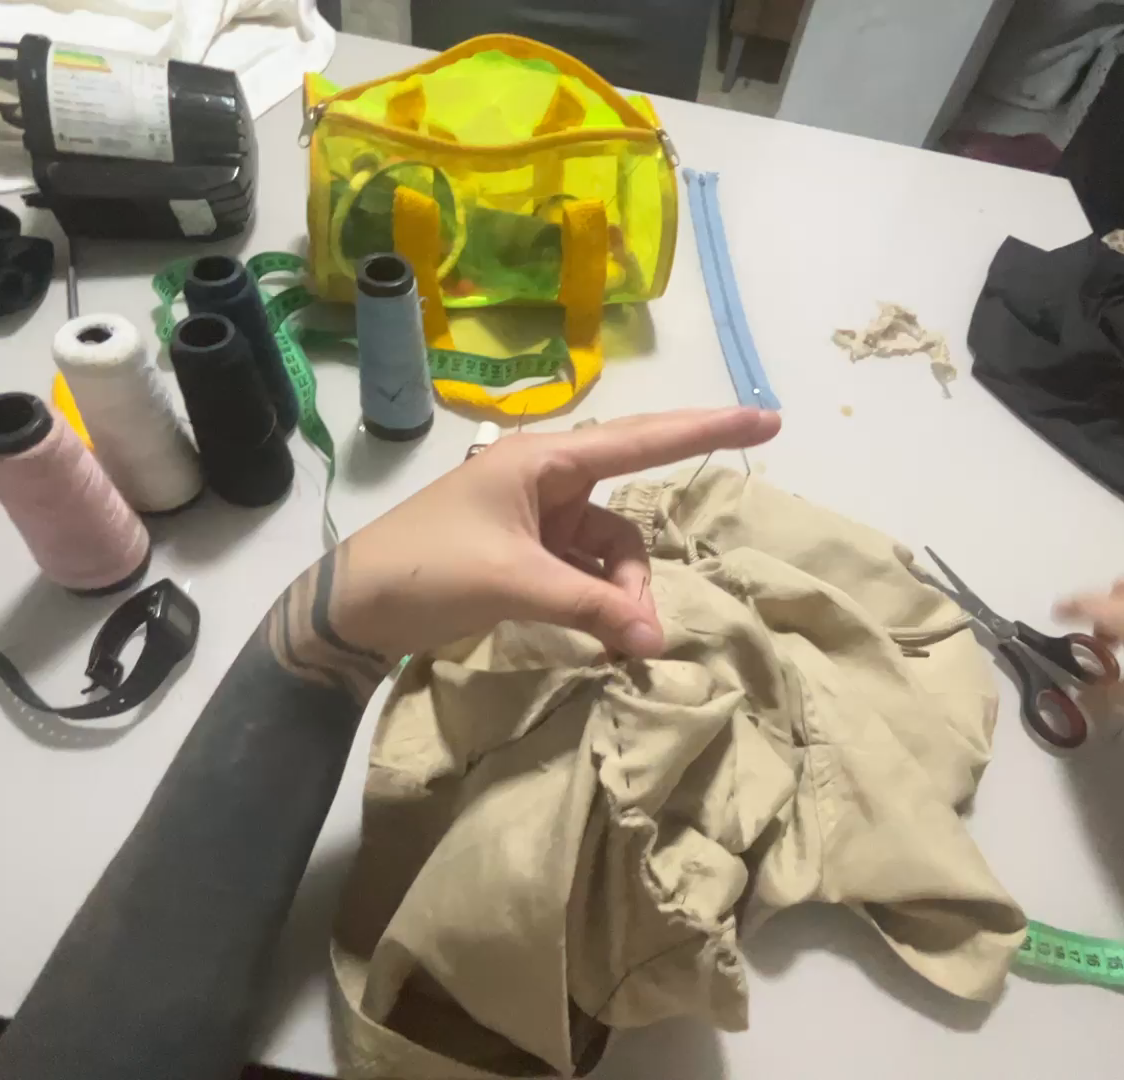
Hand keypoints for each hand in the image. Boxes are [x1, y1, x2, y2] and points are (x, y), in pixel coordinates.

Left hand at [327, 407, 781, 661]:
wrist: (356, 607)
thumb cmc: (427, 570)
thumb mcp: (515, 582)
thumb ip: (591, 606)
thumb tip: (657, 641)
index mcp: (544, 461)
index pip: (641, 439)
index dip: (707, 431)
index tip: (768, 420)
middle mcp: (549, 481)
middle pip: (629, 510)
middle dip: (644, 566)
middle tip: (646, 624)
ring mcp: (541, 521)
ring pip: (610, 553)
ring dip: (619, 596)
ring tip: (615, 642)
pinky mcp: (531, 555)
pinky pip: (585, 574)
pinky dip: (598, 603)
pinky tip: (599, 635)